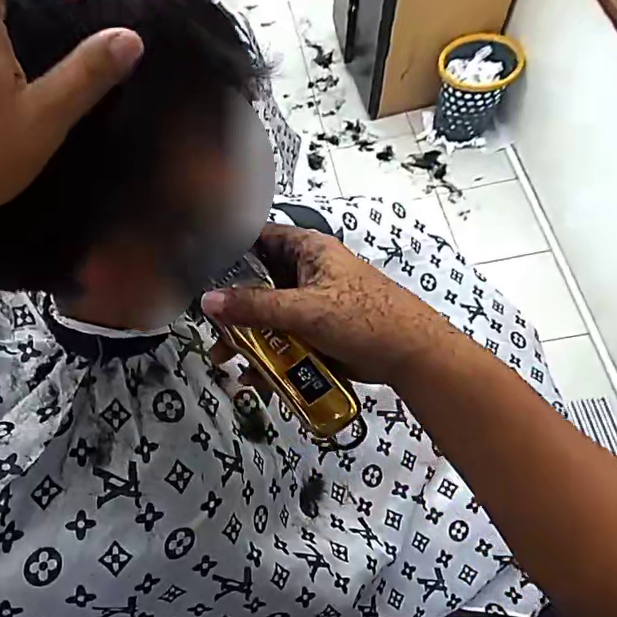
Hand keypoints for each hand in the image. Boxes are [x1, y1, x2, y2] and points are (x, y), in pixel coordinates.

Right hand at [199, 224, 460, 383]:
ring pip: (270, 317)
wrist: (412, 357)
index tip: (204, 275)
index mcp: (309, 250)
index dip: (231, 253)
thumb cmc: (368, 319)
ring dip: (250, 340)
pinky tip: (258, 376)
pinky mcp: (320, 333)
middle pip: (259, 285)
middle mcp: (309, 273)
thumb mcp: (304, 310)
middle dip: (235, 311)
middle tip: (216, 332)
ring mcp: (314, 304)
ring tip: (229, 360)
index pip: (259, 240)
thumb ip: (254, 306)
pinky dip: (271, 356)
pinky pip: (286, 340)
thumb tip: (210, 302)